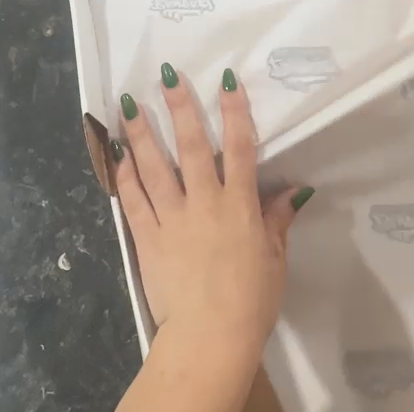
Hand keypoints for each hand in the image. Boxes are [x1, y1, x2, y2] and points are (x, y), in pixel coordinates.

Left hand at [115, 67, 308, 359]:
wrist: (209, 338)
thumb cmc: (251, 300)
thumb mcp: (274, 258)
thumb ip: (278, 219)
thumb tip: (295, 190)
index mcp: (238, 204)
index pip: (240, 147)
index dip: (235, 111)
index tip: (226, 79)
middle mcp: (204, 201)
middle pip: (192, 146)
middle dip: (180, 107)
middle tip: (166, 75)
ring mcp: (172, 218)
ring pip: (154, 166)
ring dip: (141, 133)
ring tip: (128, 103)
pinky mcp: (147, 238)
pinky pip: (133, 200)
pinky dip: (124, 175)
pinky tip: (117, 153)